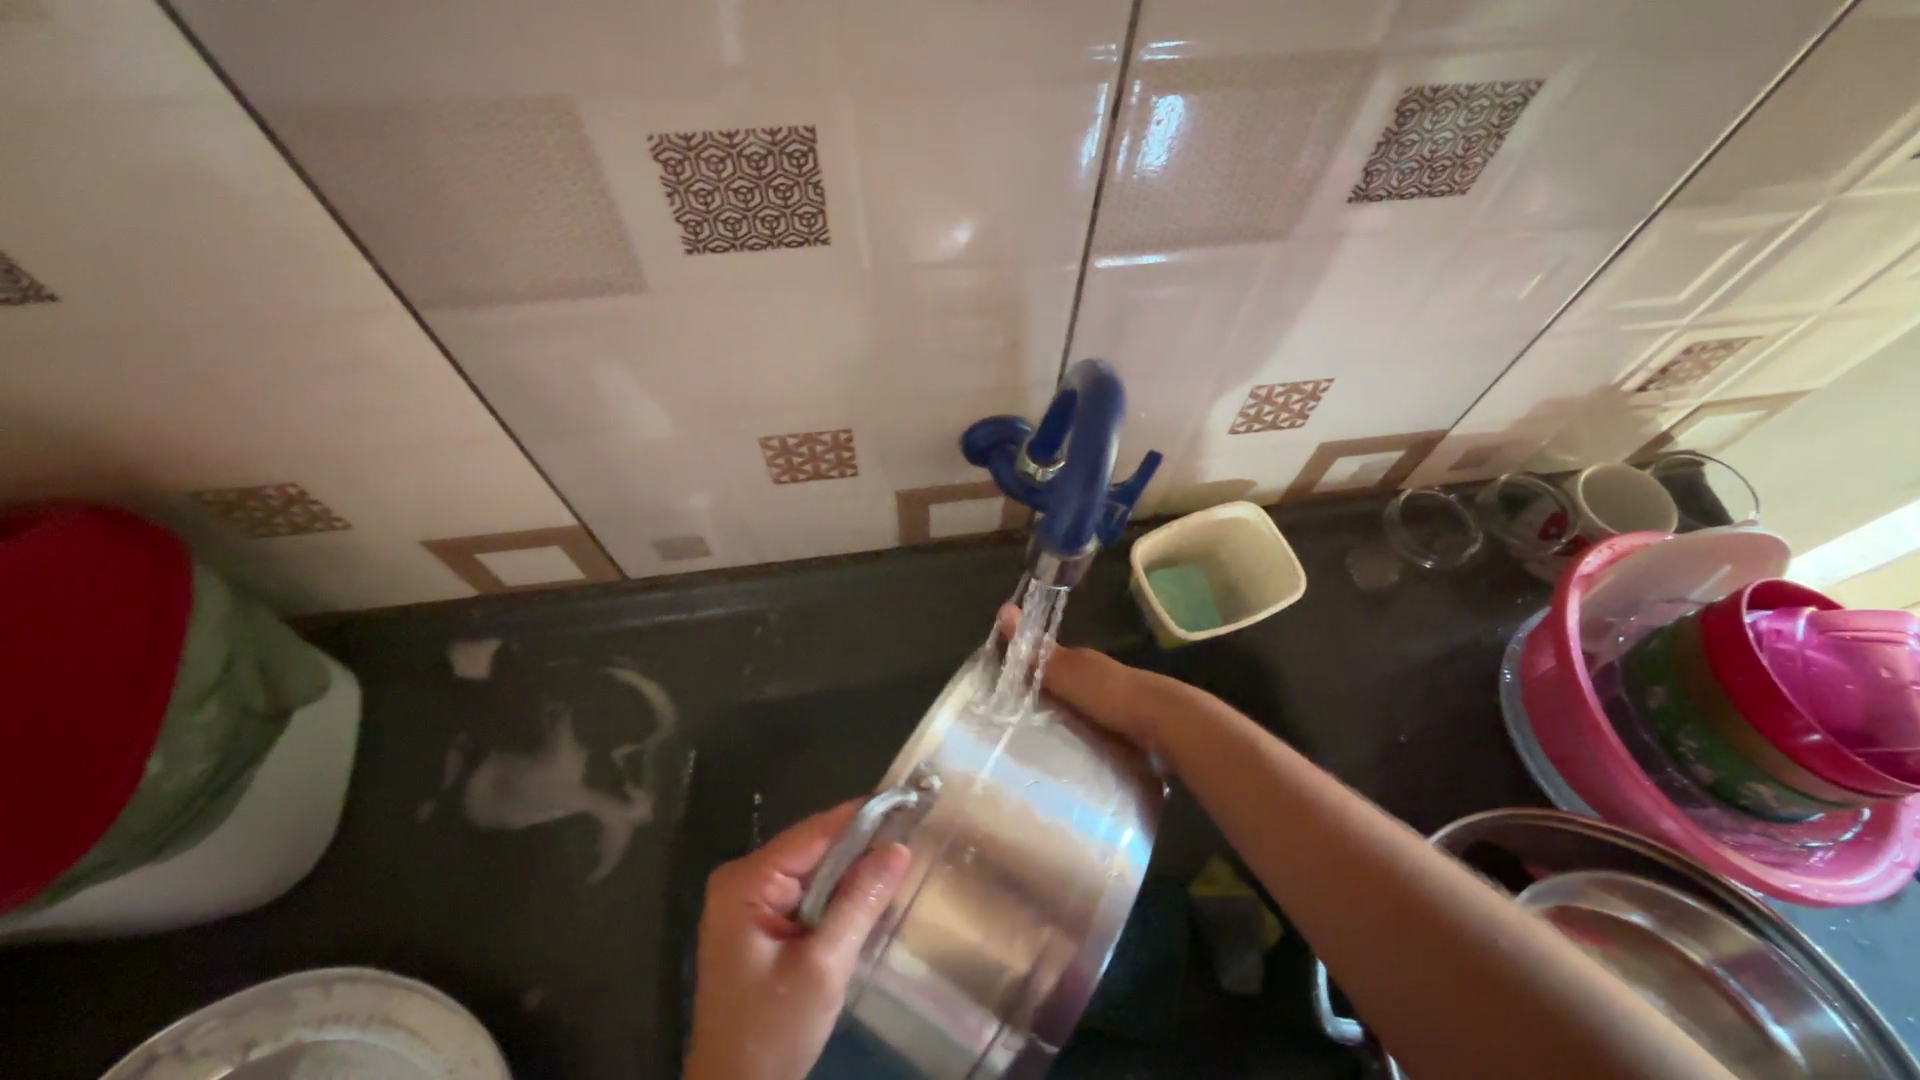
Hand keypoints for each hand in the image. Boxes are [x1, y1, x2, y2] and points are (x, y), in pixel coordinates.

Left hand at [685, 802, 911, 1079]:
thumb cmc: (774, 1029)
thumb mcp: (825, 965)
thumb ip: (860, 902)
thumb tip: (898, 848)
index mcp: (746, 882)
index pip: (813, 833)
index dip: (861, 818)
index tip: (907, 804)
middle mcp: (741, 879)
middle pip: (811, 847)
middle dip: (859, 846)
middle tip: (911, 838)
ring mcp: (745, 901)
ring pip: (811, 870)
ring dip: (850, 872)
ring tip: (898, 862)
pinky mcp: (756, 922)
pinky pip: (803, 892)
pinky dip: (834, 894)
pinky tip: (865, 896)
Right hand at [995, 604, 1187, 748]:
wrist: (1165, 721)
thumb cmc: (1109, 692)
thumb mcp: (1066, 671)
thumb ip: (1036, 652)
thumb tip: (1004, 609)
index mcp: (1083, 661)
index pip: (1048, 660)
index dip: (1027, 670)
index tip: (1004, 689)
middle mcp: (1099, 678)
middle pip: (1065, 685)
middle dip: (1045, 698)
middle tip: (1016, 721)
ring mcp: (1115, 705)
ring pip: (1081, 709)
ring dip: (1066, 719)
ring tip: (1040, 741)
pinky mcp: (1125, 732)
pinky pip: (1096, 731)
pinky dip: (1083, 736)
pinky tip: (1071, 752)